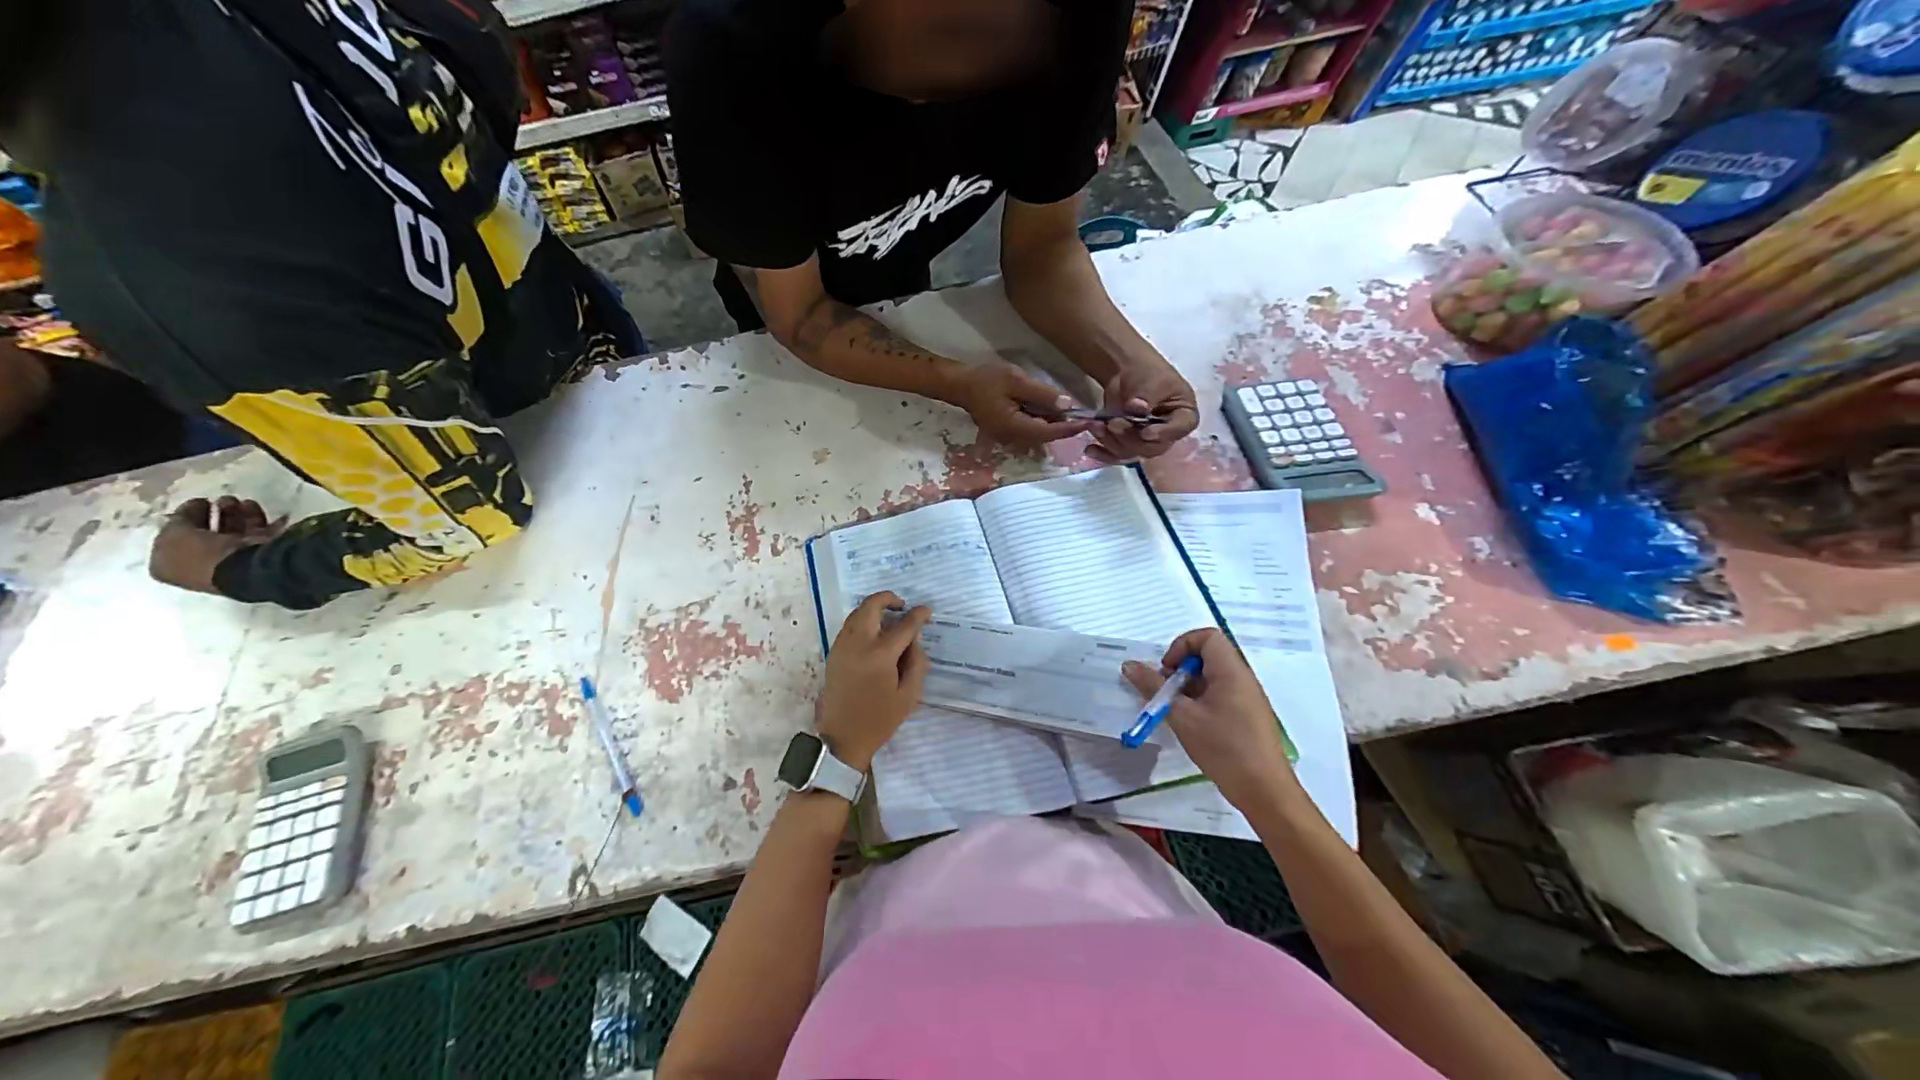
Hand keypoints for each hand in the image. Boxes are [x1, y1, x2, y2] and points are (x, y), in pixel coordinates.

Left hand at [148, 496, 284, 594]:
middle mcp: (203, 565)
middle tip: (221, 500)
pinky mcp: (260, 554)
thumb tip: (193, 508)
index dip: (184, 517)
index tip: (198, 501)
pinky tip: (252, 506)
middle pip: (207, 533)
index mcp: (172, 567)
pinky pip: (256, 532)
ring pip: (232, 531)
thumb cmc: (199, 553)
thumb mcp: (175, 532)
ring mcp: (233, 560)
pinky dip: (255, 517)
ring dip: (233, 513)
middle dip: (213, 514)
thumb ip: (179, 518)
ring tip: (236, 500)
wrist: (243, 567)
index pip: (175, 538)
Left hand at [818, 591, 931, 770]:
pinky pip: (849, 626)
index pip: (903, 625)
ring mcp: (842, 646)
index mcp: (880, 654)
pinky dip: (863, 620)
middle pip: (871, 606)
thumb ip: (916, 662)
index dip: (918, 615)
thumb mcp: (909, 695)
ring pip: (857, 613)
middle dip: (888, 599)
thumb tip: (915, 639)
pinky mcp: (834, 653)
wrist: (842, 738)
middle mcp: (858, 643)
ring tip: (890, 618)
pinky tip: (875, 633)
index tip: (927, 611)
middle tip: (902, 606)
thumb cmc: (880, 719)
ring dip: (874, 608)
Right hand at [948, 362, 1094, 448]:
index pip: (1049, 432)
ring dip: (1054, 425)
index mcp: (1014, 427)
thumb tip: (1068, 406)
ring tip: (1072, 413)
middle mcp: (1012, 438)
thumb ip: (1043, 394)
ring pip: (1039, 435)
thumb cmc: (986, 380)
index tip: (1089, 423)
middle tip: (1085, 416)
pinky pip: (1030, 431)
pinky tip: (1051, 411)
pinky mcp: (1007, 432)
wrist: (961, 385)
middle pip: (1045, 437)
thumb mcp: (1017, 380)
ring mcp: (1008, 437)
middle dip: (1065, 428)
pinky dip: (1043, 423)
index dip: (1070, 428)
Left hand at [1088, 360, 1197, 463]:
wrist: (1125, 372)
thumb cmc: (1146, 372)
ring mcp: (1147, 441)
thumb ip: (1147, 395)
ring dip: (1112, 442)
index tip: (1145, 432)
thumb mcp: (1151, 379)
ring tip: (1096, 426)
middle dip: (1130, 438)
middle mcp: (1168, 433)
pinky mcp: (1128, 443)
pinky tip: (1090, 449)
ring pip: (1132, 452)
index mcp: (1184, 414)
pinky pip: (1118, 455)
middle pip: (1152, 447)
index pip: (1181, 428)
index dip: (1164, 433)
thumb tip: (1137, 408)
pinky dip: (1104, 453)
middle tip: (1112, 423)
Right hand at [1122, 628, 1295, 811]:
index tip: (1167, 671)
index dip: (1182, 646)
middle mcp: (1242, 678)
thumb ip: (1154, 688)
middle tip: (1165, 693)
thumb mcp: (1182, 717)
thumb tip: (1130, 665)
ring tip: (1173, 712)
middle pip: (1208, 656)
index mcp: (1231, 671)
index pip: (1207, 637)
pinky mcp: (1246, 715)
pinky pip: (1219, 694)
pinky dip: (1199, 701)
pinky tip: (1189, 725)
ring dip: (1187, 688)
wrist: (1264, 790)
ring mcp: (1246, 697)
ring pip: (1211, 677)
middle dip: (1180, 669)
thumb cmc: (1224, 748)